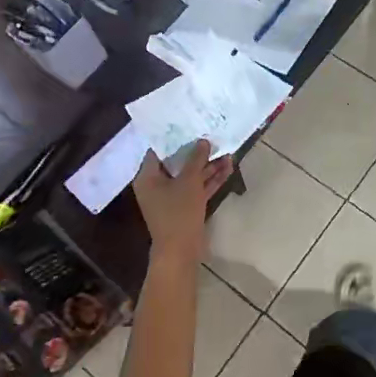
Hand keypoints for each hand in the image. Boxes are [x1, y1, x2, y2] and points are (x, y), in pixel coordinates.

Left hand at [133, 144, 232, 259]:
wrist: (180, 250)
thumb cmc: (178, 212)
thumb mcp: (188, 181)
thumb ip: (196, 159)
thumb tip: (203, 141)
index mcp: (148, 177)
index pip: (159, 151)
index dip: (175, 139)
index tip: (190, 127)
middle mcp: (157, 185)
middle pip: (177, 163)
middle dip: (197, 152)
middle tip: (212, 137)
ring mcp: (172, 197)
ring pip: (191, 176)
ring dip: (208, 166)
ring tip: (227, 152)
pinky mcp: (185, 206)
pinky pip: (197, 188)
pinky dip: (210, 179)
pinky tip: (227, 168)